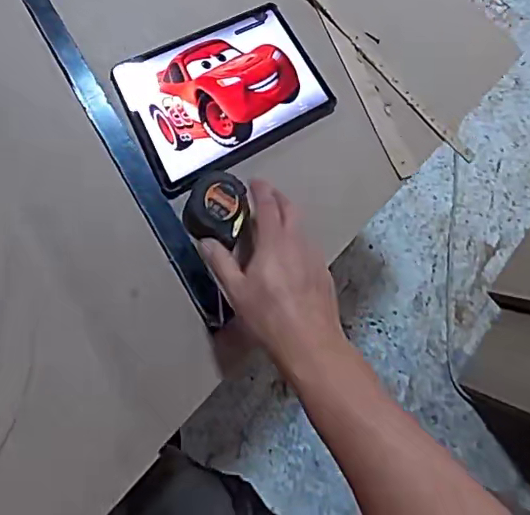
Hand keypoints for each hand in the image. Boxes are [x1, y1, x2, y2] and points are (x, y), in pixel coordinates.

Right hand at [197, 179, 348, 377]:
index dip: (261, 189)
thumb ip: (221, 263)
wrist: (312, 346)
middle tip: (264, 195)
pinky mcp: (323, 273)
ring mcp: (314, 257)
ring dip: (288, 218)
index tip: (254, 183)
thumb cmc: (271, 319)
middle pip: (290, 208)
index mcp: (274, 242)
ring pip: (301, 227)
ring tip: (273, 224)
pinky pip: (308, 246)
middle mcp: (297, 243)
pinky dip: (297, 239)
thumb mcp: (237, 292)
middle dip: (277, 197)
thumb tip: (207, 243)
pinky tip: (289, 255)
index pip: (268, 204)